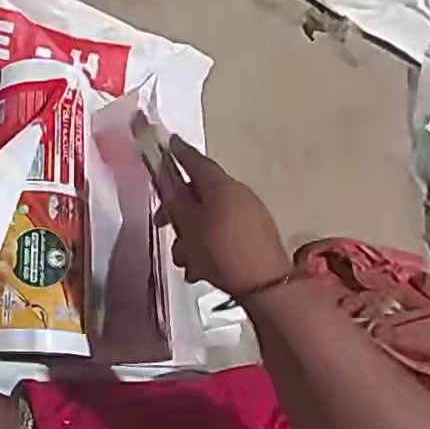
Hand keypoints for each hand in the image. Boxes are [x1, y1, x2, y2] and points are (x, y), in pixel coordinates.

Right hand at [151, 136, 291, 294]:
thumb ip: (173, 197)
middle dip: (179, 211)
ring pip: (209, 216)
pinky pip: (223, 231)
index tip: (168, 143)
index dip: (178, 152)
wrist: (265, 285)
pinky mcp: (255, 234)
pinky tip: (201, 267)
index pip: (194, 160)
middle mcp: (238, 193)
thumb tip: (164, 174)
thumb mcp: (188, 224)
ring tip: (186, 259)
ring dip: (191, 234)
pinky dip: (208, 243)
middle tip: (163, 225)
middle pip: (200, 193)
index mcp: (220, 185)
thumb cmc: (221, 252)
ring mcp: (250, 213)